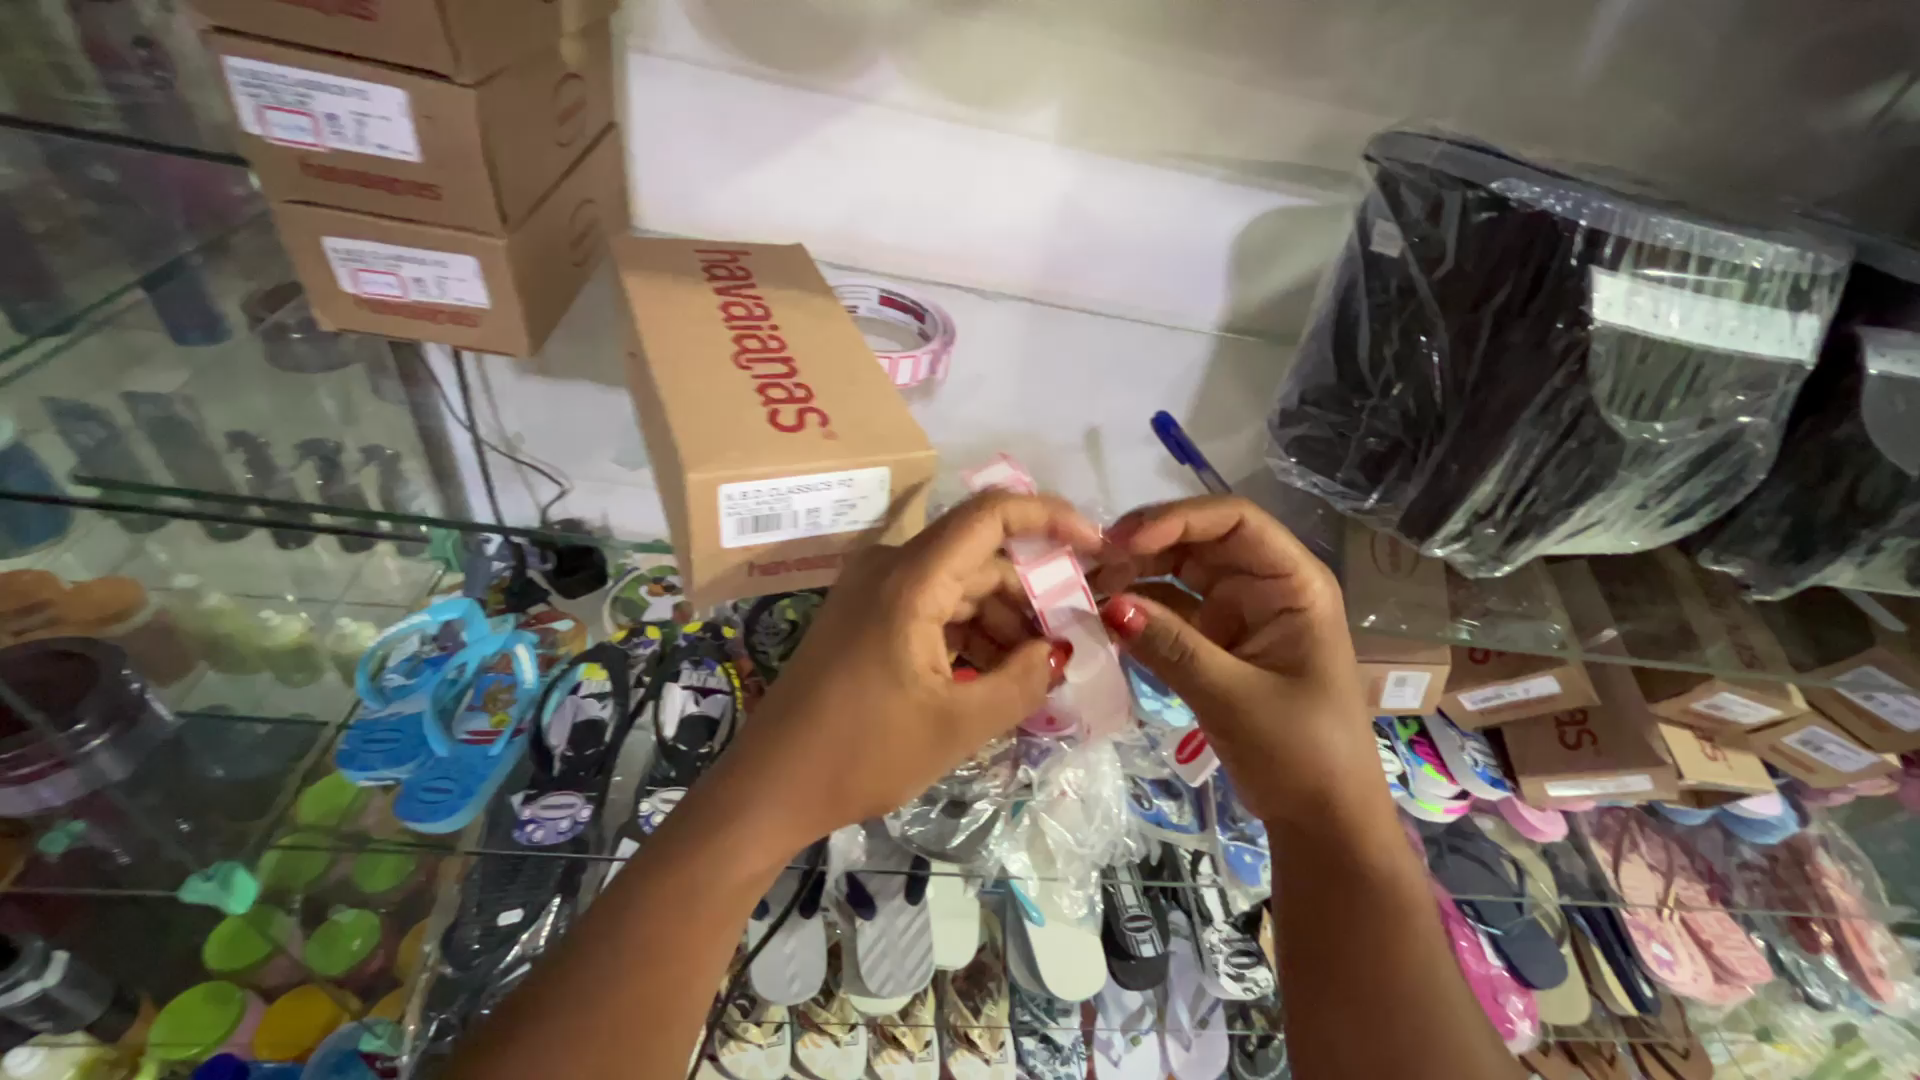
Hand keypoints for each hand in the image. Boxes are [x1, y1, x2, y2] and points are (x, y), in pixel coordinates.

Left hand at [710, 492, 1102, 848]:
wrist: (770, 786)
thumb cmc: (862, 754)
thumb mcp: (958, 725)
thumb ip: (1023, 682)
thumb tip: (1062, 651)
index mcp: (910, 579)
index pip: (991, 514)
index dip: (1051, 519)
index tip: (1096, 550)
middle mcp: (890, 568)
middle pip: (980, 557)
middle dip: (1032, 595)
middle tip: (1072, 641)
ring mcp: (873, 591)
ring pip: (959, 586)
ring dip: (1002, 621)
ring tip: (1035, 673)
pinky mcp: (866, 617)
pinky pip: (933, 608)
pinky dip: (969, 634)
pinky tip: (993, 676)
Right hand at [1091, 496, 1378, 825]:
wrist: (1322, 819)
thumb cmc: (1301, 752)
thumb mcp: (1233, 696)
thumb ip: (1171, 647)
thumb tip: (1108, 607)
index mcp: (1292, 583)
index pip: (1235, 521)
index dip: (1178, 519)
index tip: (1122, 542)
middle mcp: (1262, 586)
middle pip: (1197, 542)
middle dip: (1142, 546)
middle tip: (1087, 565)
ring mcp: (1236, 614)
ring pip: (1176, 575)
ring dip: (1132, 577)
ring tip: (1083, 590)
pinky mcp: (1214, 644)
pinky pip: (1169, 614)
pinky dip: (1136, 614)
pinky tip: (1099, 620)